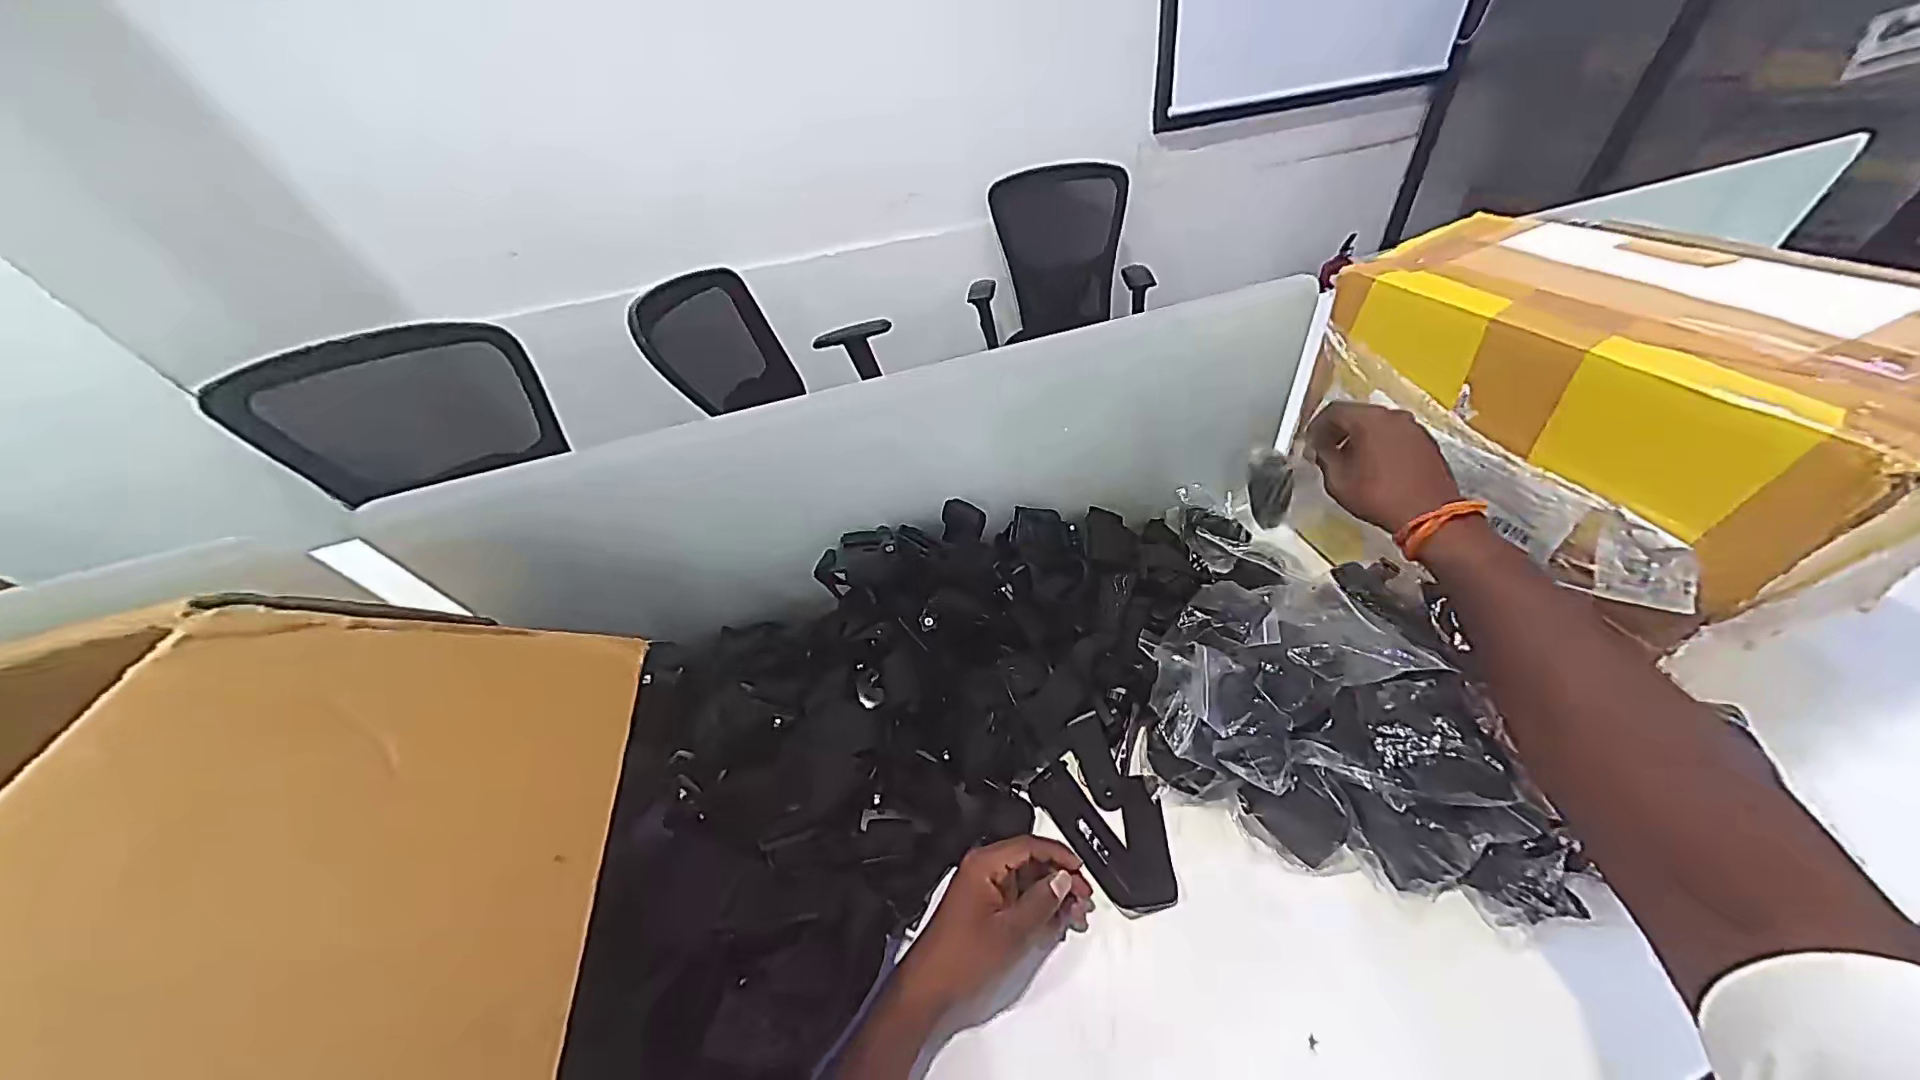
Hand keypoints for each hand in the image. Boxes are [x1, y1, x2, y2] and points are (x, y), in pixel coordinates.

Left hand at [894, 836, 1093, 1017]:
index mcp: (984, 864)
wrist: (930, 987)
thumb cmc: (958, 958)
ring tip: (1073, 914)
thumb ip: (1042, 902)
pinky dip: (1038, 908)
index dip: (1059, 855)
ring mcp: (984, 889)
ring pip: (1027, 882)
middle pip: (1030, 862)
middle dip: (1059, 878)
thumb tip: (1062, 880)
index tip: (1080, 869)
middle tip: (1082, 896)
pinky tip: (1055, 922)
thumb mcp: (1012, 930)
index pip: (1029, 845)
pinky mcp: (986, 908)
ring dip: (1052, 896)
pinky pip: (1018, 898)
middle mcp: (983, 870)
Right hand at [1307, 402, 1461, 533]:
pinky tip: (1373, 464)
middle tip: (1325, 448)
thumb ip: (1324, 456)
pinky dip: (1379, 443)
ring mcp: (1413, 427)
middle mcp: (1393, 416)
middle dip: (1337, 429)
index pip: (1334, 410)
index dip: (1316, 425)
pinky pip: (1395, 434)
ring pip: (1378, 423)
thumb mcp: (1337, 479)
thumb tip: (1321, 448)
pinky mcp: (1426, 441)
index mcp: (1368, 420)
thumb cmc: (1377, 495)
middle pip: (1357, 413)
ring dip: (1359, 436)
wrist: (1427, 513)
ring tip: (1348, 459)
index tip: (1310, 442)